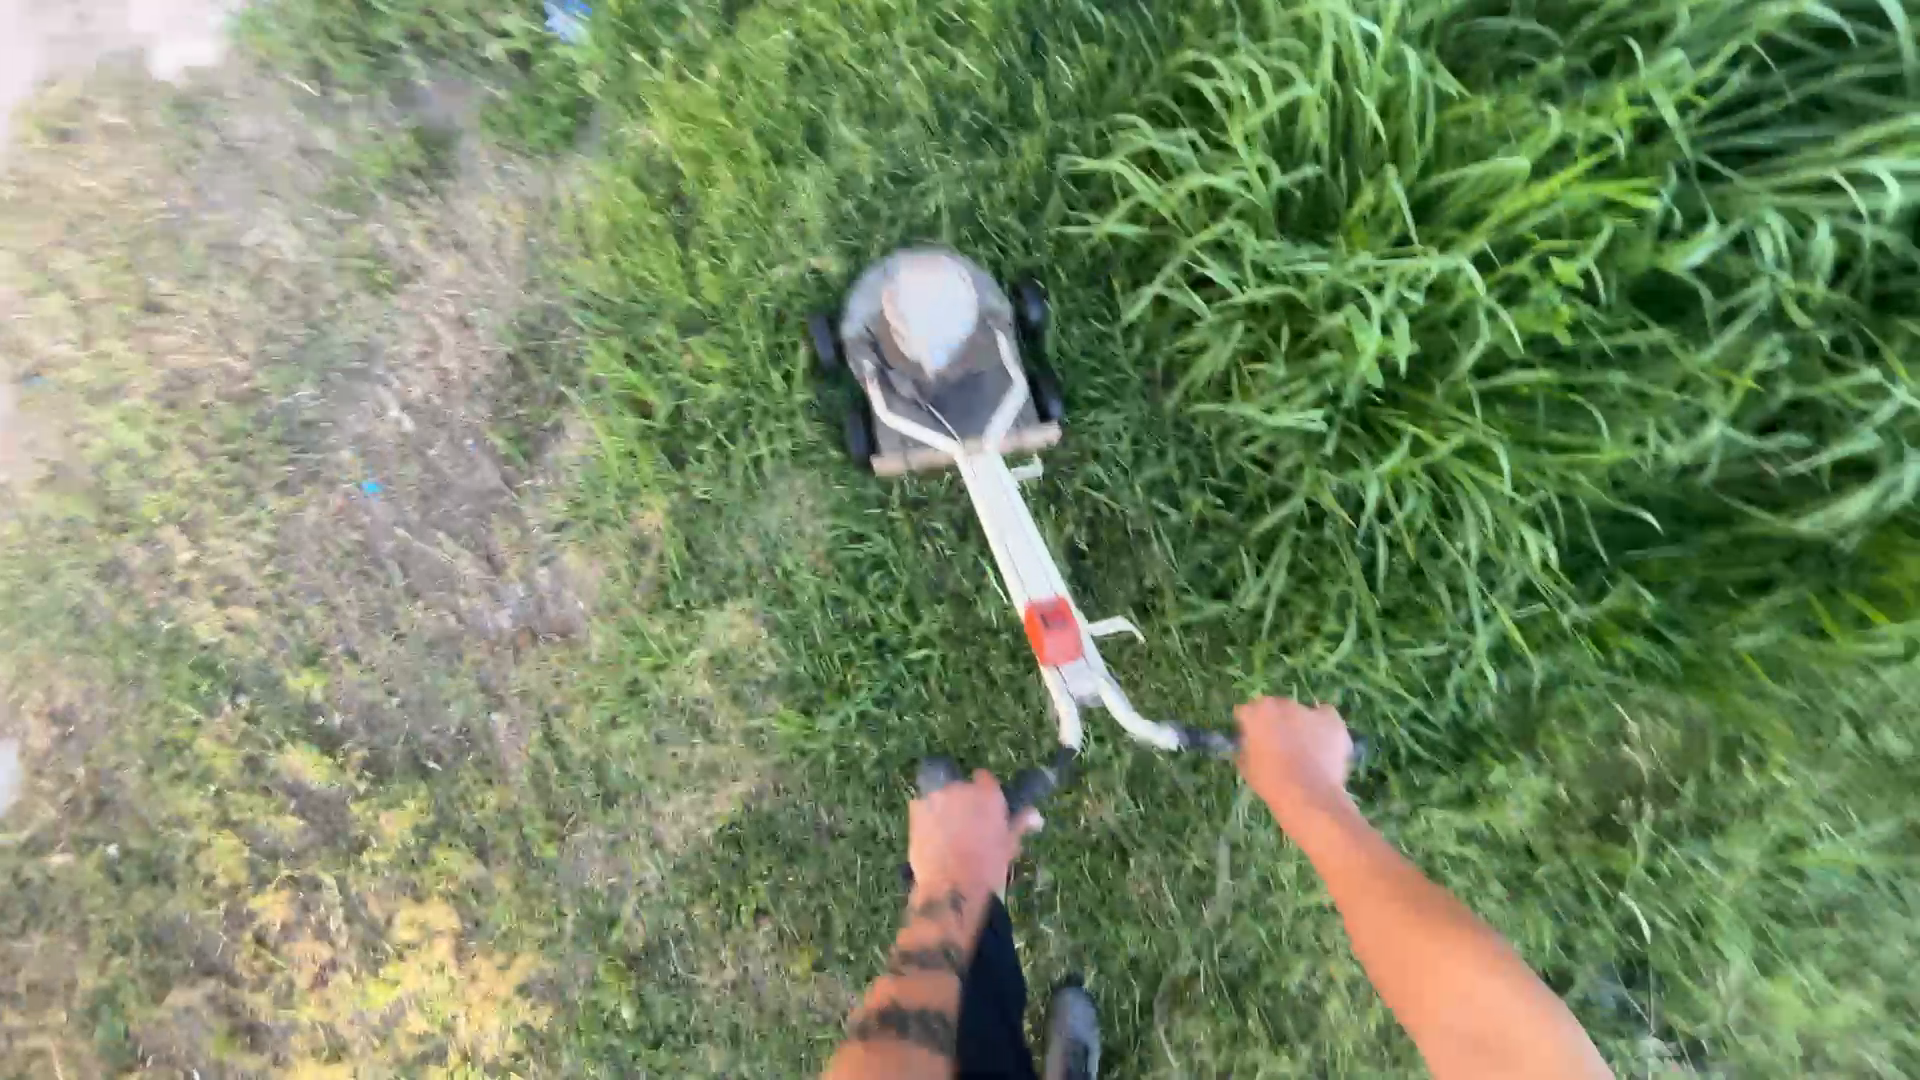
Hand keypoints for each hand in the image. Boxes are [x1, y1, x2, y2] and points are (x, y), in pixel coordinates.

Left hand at [907, 770, 1038, 899]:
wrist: (952, 888)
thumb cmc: (987, 868)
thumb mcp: (1008, 846)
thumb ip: (1020, 823)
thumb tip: (1036, 815)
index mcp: (988, 794)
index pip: (984, 778)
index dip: (983, 793)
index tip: (982, 808)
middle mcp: (962, 787)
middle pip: (961, 787)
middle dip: (963, 802)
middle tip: (966, 826)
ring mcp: (936, 796)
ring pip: (941, 796)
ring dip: (944, 808)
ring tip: (946, 833)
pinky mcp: (916, 808)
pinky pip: (922, 806)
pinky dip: (926, 816)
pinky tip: (930, 835)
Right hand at [1235, 696, 1354, 821]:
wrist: (1308, 795)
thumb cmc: (1270, 782)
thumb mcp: (1245, 766)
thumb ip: (1244, 747)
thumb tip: (1248, 744)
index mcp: (1254, 712)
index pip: (1246, 712)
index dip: (1248, 727)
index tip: (1252, 741)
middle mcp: (1280, 704)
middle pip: (1274, 708)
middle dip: (1274, 722)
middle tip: (1278, 745)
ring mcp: (1307, 710)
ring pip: (1300, 713)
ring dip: (1298, 725)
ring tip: (1304, 749)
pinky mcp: (1331, 720)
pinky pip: (1326, 715)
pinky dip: (1324, 724)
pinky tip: (1323, 741)